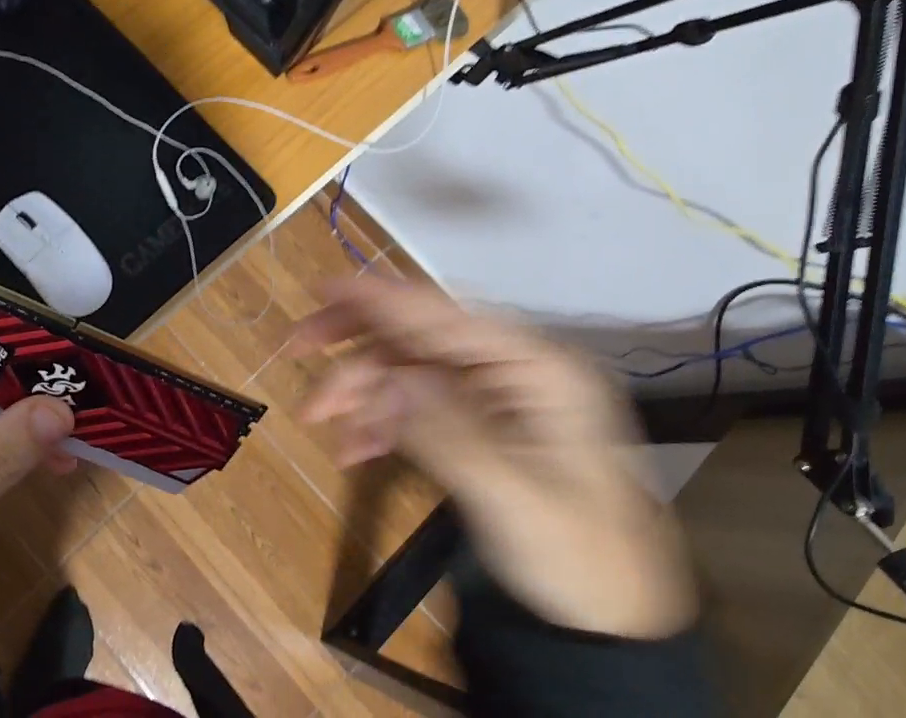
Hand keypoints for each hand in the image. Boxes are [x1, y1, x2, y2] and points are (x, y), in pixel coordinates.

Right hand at [295, 278, 695, 639]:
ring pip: (407, 370)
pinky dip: (379, 421)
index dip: (381, 298)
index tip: (322, 286)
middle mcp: (513, 371)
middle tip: (298, 346)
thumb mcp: (510, 496)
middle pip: (420, 335)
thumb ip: (445, 429)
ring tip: (320, 419)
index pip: (445, 317)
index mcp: (536, 370)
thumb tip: (385, 378)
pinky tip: (353, 449)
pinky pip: (414, 406)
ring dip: (360, 390)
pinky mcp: (477, 426)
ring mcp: (494, 398)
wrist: (606, 620)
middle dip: (359, 344)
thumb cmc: (576, 558)